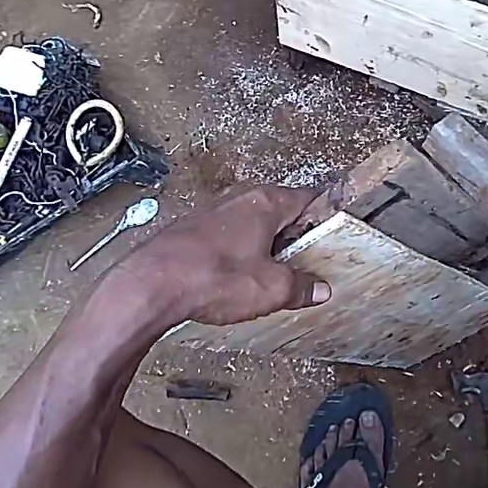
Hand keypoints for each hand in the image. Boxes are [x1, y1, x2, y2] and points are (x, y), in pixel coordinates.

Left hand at [107, 184, 330, 326]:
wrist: (152, 284)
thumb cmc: (213, 277)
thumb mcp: (271, 288)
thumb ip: (300, 286)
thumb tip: (319, 289)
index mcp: (266, 202)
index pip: (310, 199)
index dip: (326, 216)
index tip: (336, 234)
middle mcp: (241, 199)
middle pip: (281, 211)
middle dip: (296, 236)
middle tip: (309, 262)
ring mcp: (215, 212)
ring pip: (254, 225)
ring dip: (267, 246)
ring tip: (275, 275)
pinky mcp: (194, 230)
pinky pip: (230, 237)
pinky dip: (242, 253)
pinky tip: (239, 278)